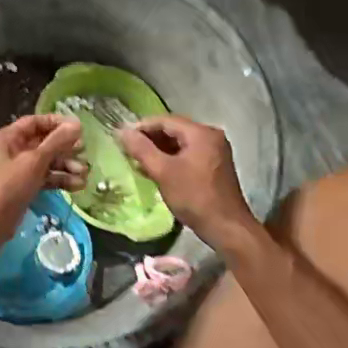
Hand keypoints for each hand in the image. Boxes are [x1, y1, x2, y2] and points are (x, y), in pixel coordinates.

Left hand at [0, 114, 86, 242]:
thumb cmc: (9, 187)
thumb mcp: (34, 161)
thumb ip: (56, 142)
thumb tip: (77, 123)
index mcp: (8, 138)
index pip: (35, 122)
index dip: (56, 123)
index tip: (78, 128)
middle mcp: (12, 150)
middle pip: (43, 142)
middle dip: (65, 147)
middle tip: (84, 150)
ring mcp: (18, 170)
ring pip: (46, 162)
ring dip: (65, 165)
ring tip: (84, 172)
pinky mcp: (24, 187)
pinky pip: (45, 177)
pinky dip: (59, 180)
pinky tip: (78, 185)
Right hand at [117, 115, 254, 245]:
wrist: (225, 226)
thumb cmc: (194, 196)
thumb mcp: (163, 171)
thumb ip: (141, 149)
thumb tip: (122, 131)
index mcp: (201, 133)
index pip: (165, 120)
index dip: (141, 127)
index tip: (122, 137)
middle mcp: (211, 137)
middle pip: (174, 130)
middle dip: (149, 139)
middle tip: (127, 149)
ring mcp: (214, 152)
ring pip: (180, 143)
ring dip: (158, 150)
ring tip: (137, 160)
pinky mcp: (213, 166)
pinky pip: (187, 155)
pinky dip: (170, 159)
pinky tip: (154, 170)